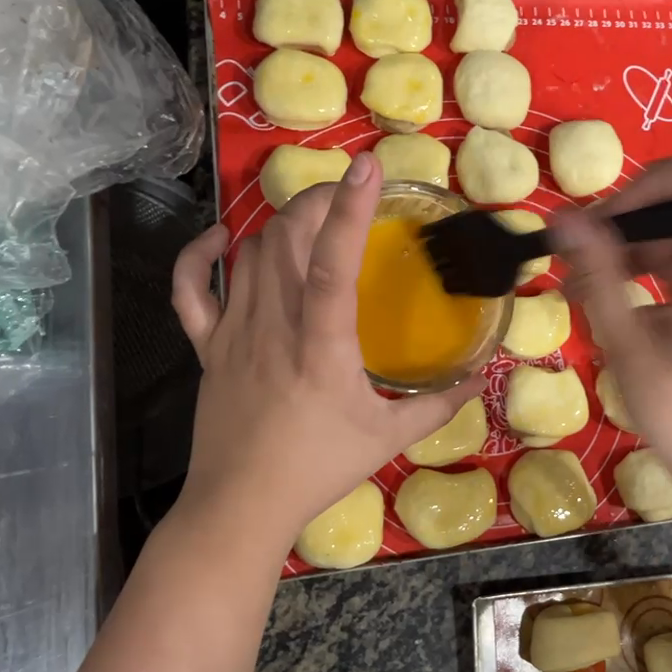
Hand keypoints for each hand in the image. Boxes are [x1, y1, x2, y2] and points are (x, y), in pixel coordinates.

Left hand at [171, 153, 481, 545]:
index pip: (332, 261)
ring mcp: (231, 332)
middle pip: (285, 237)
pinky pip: (190, 288)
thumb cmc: (318, 468)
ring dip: (280, 227)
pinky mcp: (206, 346)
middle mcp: (272, 325)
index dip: (351, 209)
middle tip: (348, 199)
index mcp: (321, 345)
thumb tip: (482, 379)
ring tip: (309, 227)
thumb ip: (438, 404)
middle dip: (317, 202)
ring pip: (249, 253)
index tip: (369, 165)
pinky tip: (223, 239)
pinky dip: (199, 255)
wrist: (241, 505)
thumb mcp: (388, 437)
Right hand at [551, 159, 671, 486]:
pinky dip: (645, 267)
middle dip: (631, 217)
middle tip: (580, 246)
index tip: (612, 214)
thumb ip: (598, 277)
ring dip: (631, 246)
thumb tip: (564, 220)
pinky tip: (605, 293)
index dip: (662, 181)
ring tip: (580, 278)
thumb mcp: (629, 346)